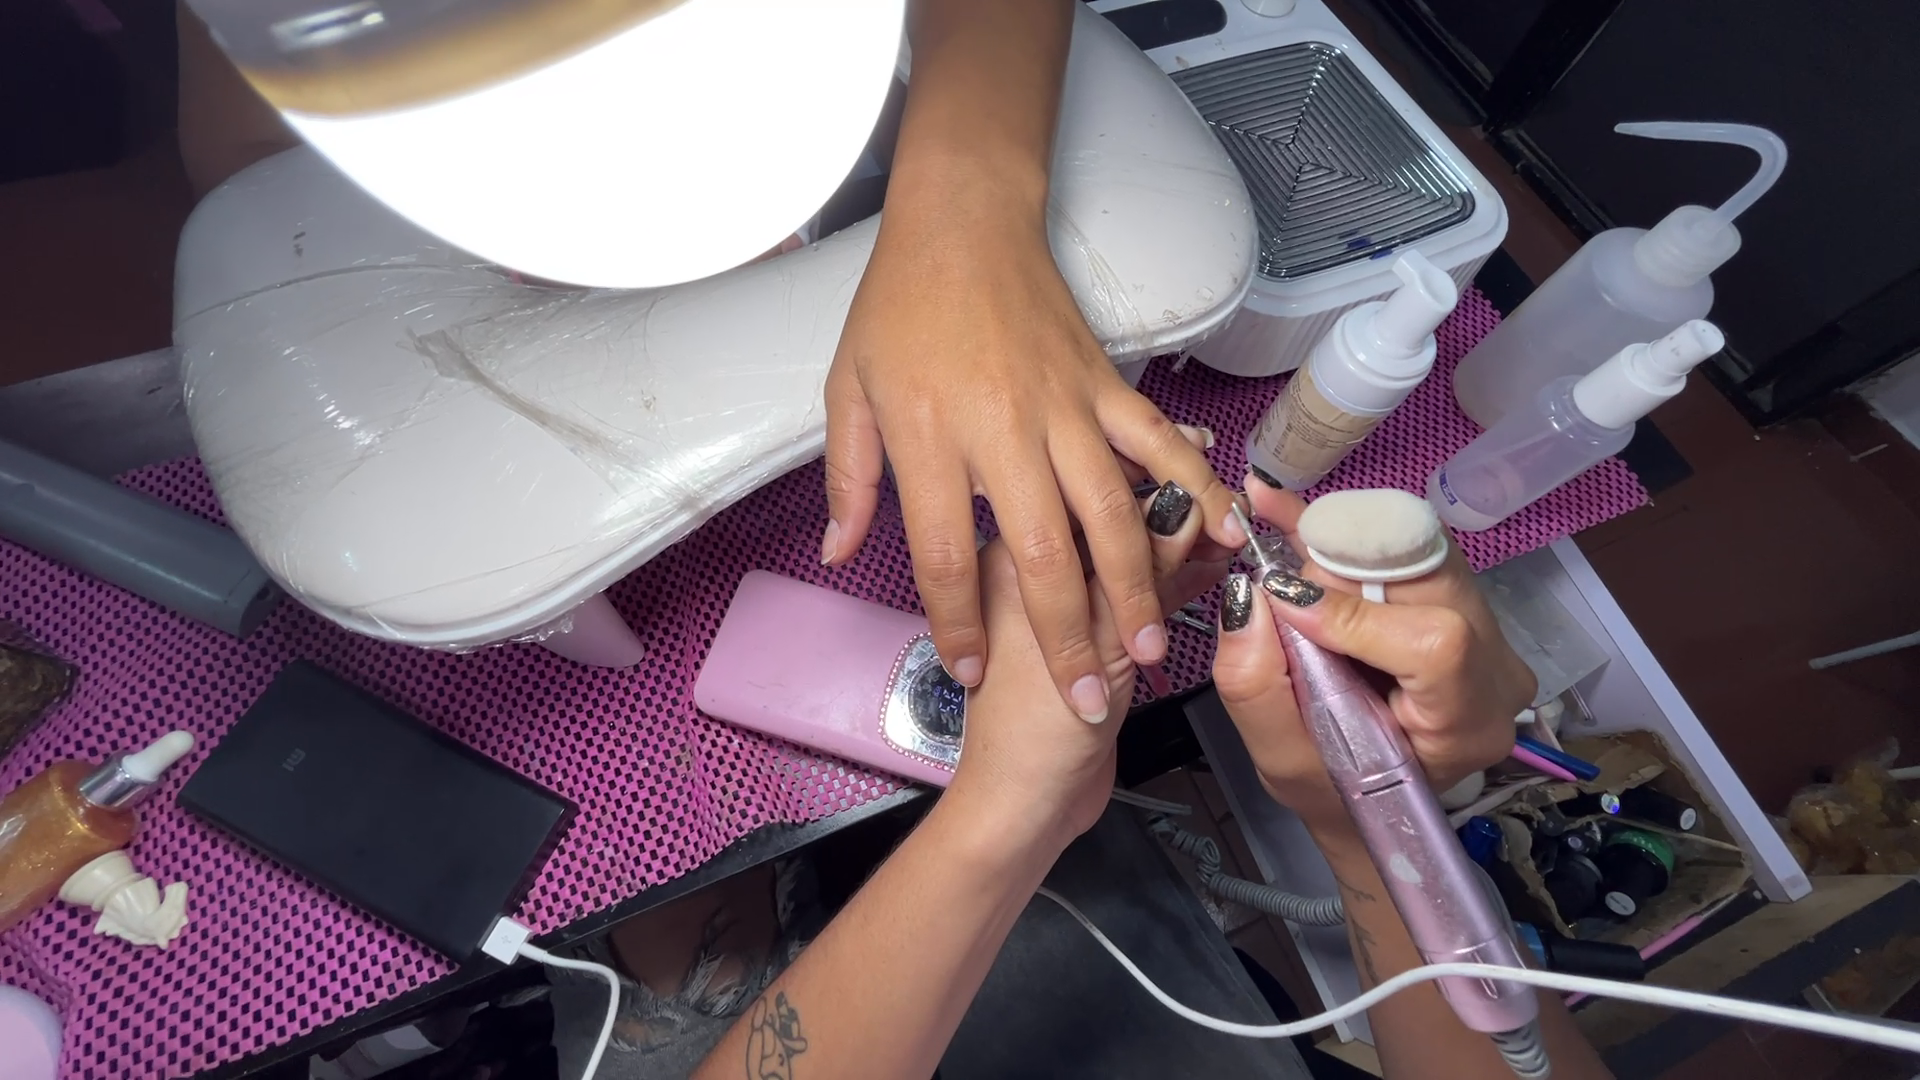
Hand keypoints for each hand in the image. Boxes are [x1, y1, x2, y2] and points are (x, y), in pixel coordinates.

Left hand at [822, 207, 1243, 724]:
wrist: (962, 221)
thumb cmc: (900, 307)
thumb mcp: (848, 391)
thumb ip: (849, 478)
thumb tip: (840, 551)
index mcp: (929, 438)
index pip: (944, 555)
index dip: (957, 624)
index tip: (971, 672)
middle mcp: (1002, 431)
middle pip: (1042, 553)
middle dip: (1063, 637)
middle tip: (1081, 700)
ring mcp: (1065, 407)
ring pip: (1111, 511)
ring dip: (1134, 587)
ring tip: (1148, 648)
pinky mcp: (1105, 384)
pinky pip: (1158, 443)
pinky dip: (1195, 487)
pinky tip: (1223, 532)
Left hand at [946, 481, 1231, 854]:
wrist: (1026, 804)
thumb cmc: (1036, 725)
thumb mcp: (1094, 641)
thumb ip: (1136, 573)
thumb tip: (1182, 504)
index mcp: (1011, 557)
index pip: (1081, 497)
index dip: (1143, 477)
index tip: (1197, 459)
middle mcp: (1032, 569)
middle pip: (1109, 521)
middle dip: (1168, 505)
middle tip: (1224, 489)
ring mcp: (1062, 601)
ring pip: (1126, 557)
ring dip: (1178, 545)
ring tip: (1231, 524)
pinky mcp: (1090, 633)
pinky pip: (1133, 594)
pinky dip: (1172, 583)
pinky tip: (1212, 566)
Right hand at [1211, 475, 1534, 838]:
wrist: (1366, 795)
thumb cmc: (1330, 790)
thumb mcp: (1279, 758)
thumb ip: (1255, 686)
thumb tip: (1246, 596)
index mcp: (1467, 722)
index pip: (1436, 644)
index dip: (1352, 614)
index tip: (1280, 602)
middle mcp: (1496, 666)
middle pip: (1424, 576)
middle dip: (1336, 567)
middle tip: (1278, 582)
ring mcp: (1484, 627)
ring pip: (1411, 547)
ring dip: (1334, 543)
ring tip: (1278, 547)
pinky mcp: (1456, 600)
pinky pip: (1404, 543)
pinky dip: (1341, 528)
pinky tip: (1289, 511)